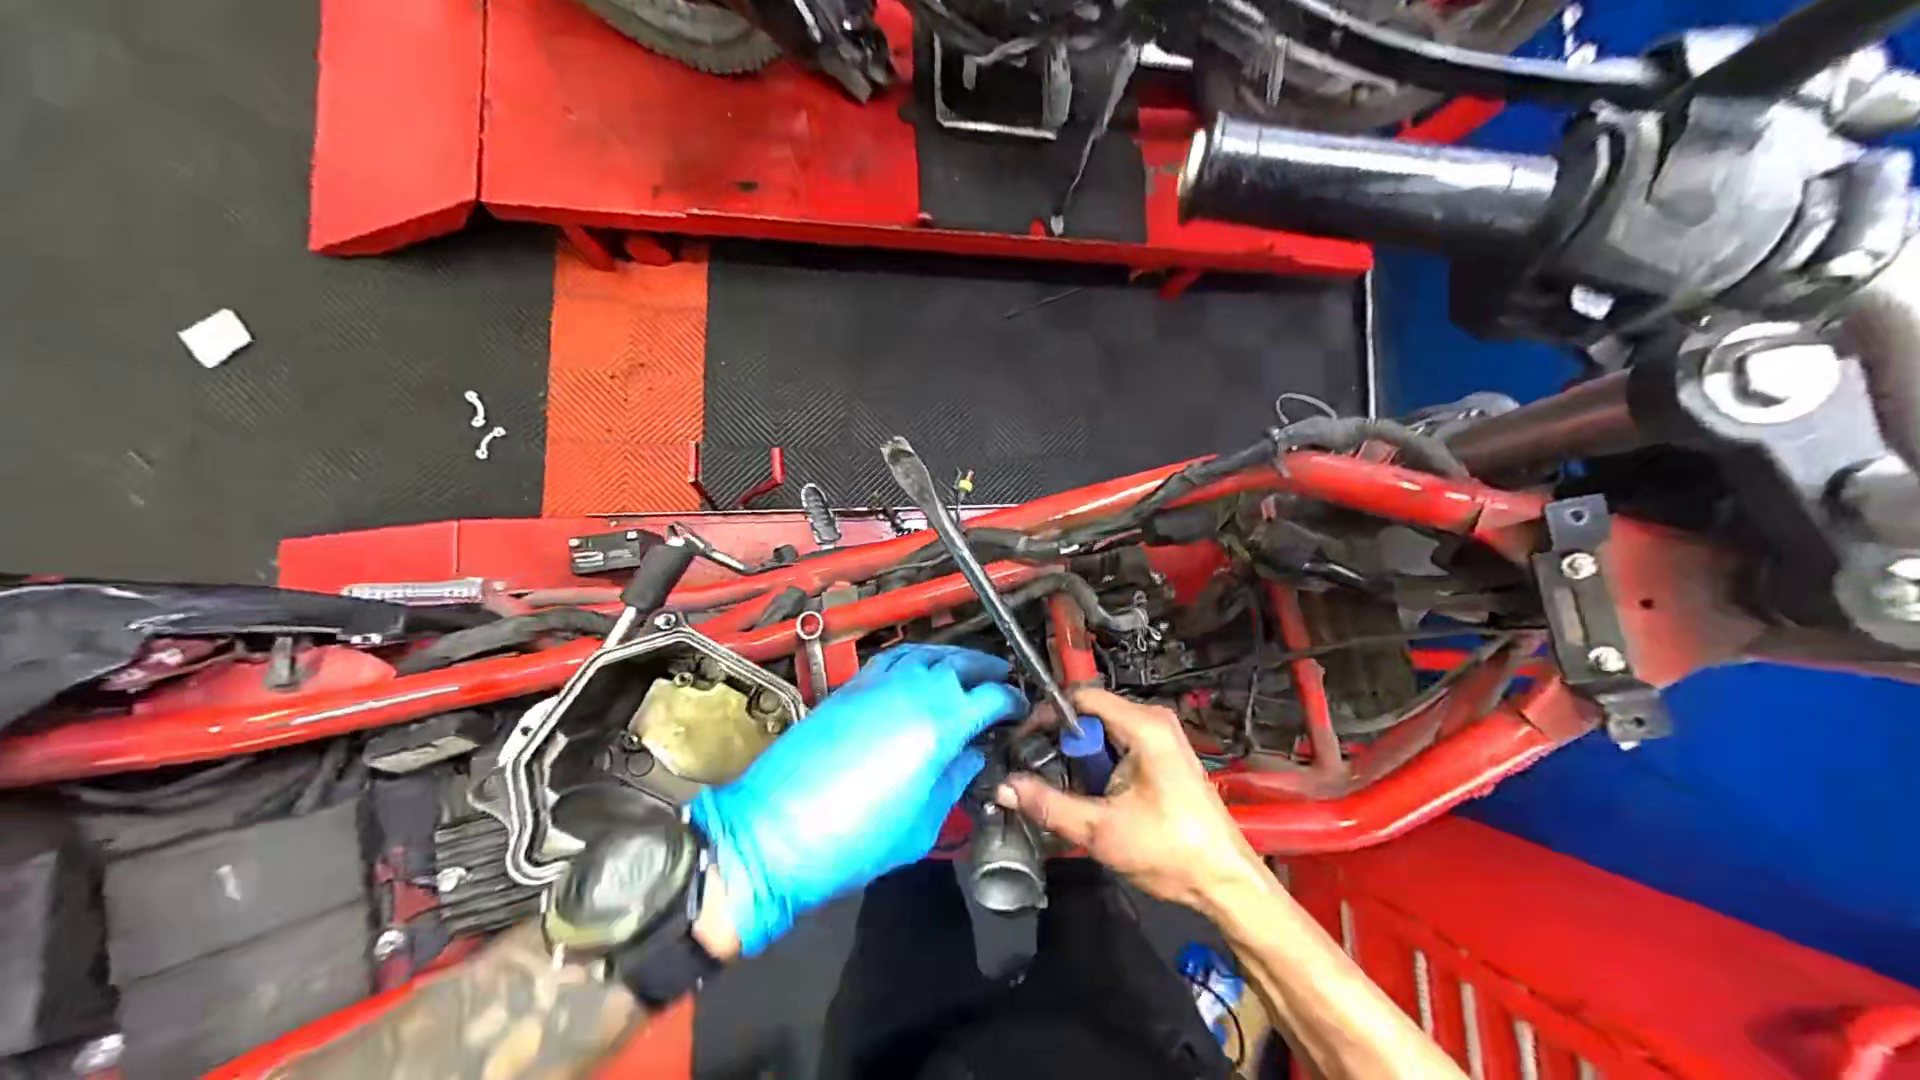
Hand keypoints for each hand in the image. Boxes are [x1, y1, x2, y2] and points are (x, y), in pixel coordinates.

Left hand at [690, 645, 1024, 955]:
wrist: (773, 833)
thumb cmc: (850, 840)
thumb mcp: (922, 823)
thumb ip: (954, 779)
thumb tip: (971, 756)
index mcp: (939, 723)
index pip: (989, 697)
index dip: (1010, 701)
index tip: (1018, 709)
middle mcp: (910, 690)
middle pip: (959, 663)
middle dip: (985, 668)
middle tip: (1000, 680)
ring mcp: (876, 684)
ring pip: (925, 653)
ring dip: (951, 657)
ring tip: (965, 669)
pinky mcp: (848, 689)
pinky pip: (892, 659)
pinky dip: (914, 659)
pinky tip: (919, 671)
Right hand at [995, 688, 1265, 912]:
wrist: (1226, 883)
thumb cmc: (1171, 852)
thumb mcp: (1100, 830)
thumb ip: (1048, 804)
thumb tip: (1004, 787)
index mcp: (1144, 726)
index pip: (1080, 697)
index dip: (1046, 715)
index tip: (1023, 742)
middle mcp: (1154, 721)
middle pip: (1090, 714)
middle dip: (1060, 743)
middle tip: (1037, 771)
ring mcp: (1162, 737)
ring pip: (1102, 733)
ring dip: (1079, 759)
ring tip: (1062, 789)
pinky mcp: (1163, 756)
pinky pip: (1118, 746)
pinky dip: (1099, 766)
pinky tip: (1092, 796)